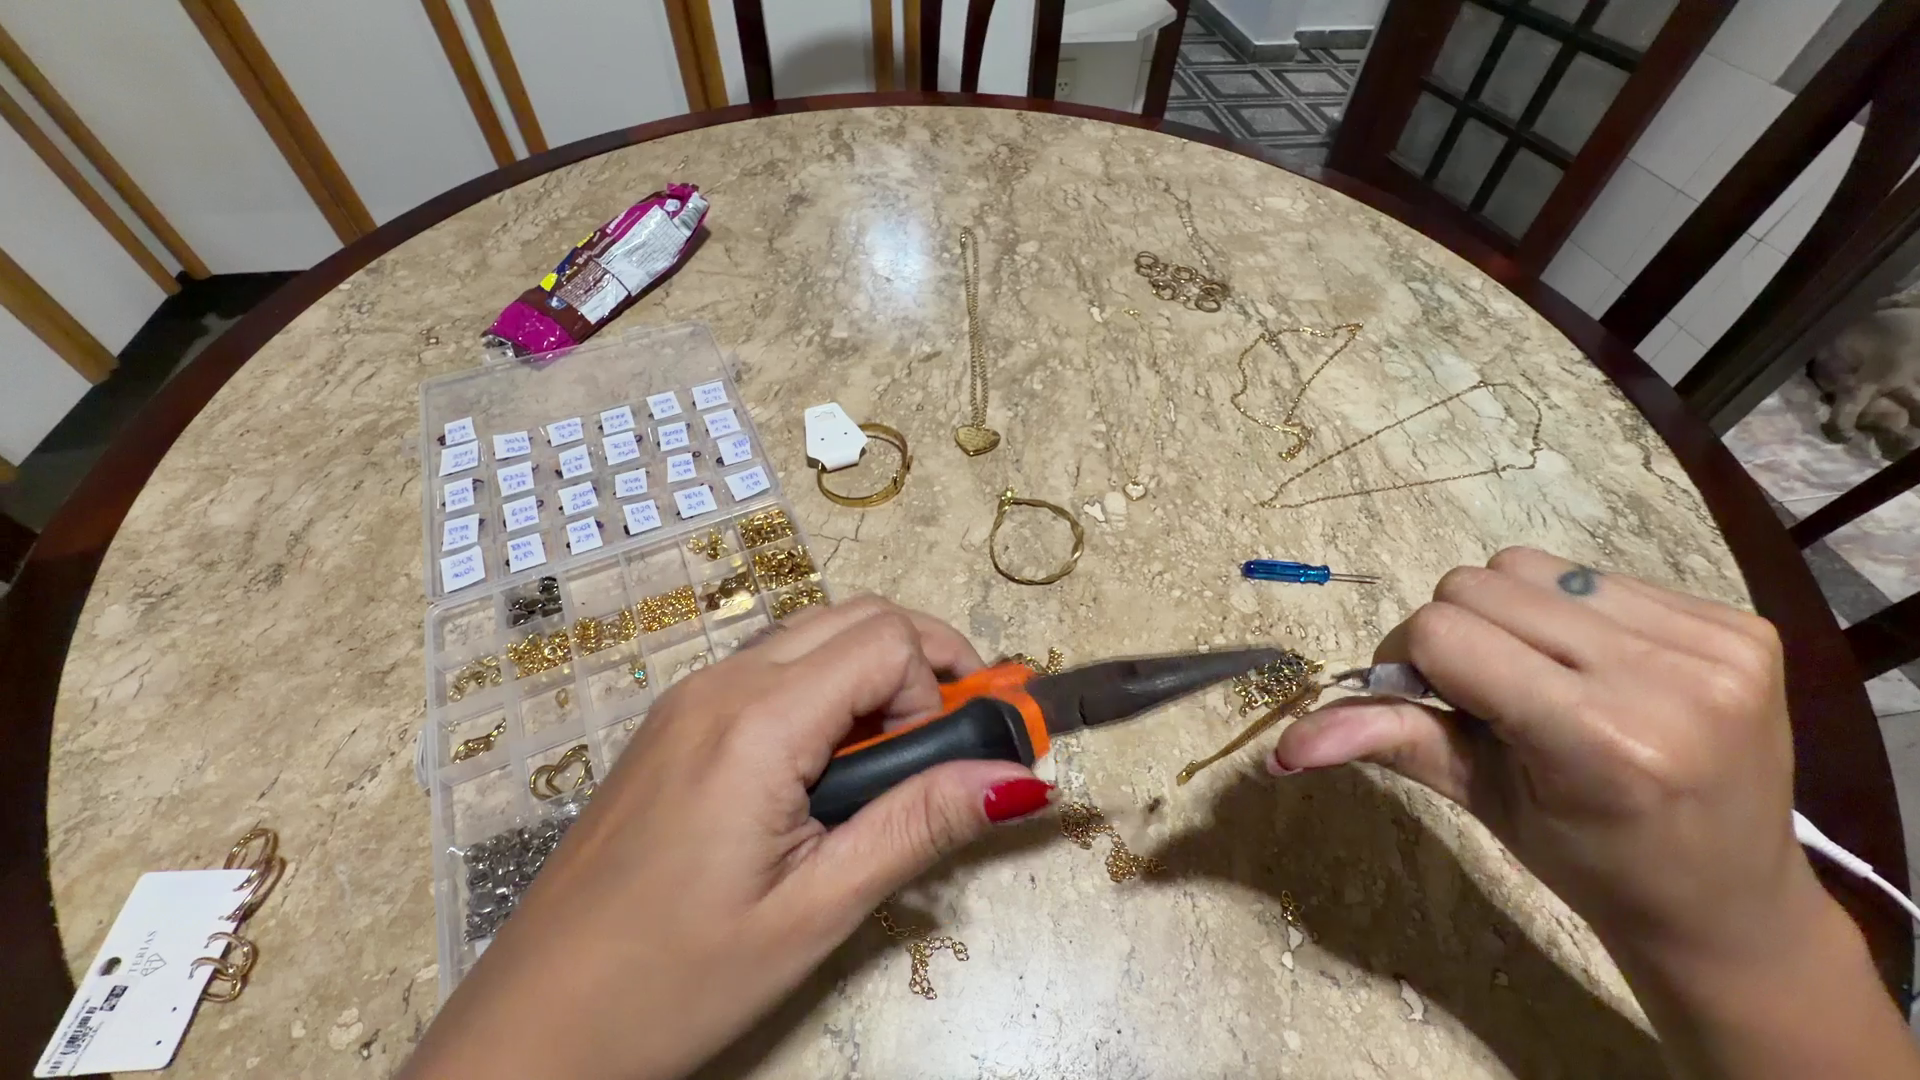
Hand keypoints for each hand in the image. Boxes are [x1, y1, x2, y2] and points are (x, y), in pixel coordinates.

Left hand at [402, 597, 1048, 1079]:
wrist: (534, 1026)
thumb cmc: (677, 980)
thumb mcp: (817, 910)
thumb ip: (920, 825)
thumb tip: (1021, 777)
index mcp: (756, 722)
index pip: (884, 639)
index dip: (935, 689)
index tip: (939, 764)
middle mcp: (720, 683)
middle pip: (855, 617)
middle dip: (922, 661)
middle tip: (946, 742)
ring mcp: (689, 697)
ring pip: (813, 635)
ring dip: (872, 675)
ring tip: (889, 762)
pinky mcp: (675, 721)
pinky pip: (773, 669)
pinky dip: (825, 691)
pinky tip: (824, 767)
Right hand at [1270, 547, 1919, 1078]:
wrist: (1730, 898)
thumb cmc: (1585, 858)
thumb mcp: (1477, 800)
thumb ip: (1384, 744)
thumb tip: (1281, 748)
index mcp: (1598, 738)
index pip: (1442, 633)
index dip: (1409, 661)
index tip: (1427, 702)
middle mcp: (1667, 678)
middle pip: (1475, 585)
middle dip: (1453, 633)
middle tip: (1482, 693)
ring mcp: (1715, 644)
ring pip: (1527, 567)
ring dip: (1505, 613)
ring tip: (1537, 674)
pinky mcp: (1744, 622)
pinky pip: (1592, 572)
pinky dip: (1565, 610)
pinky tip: (1593, 664)